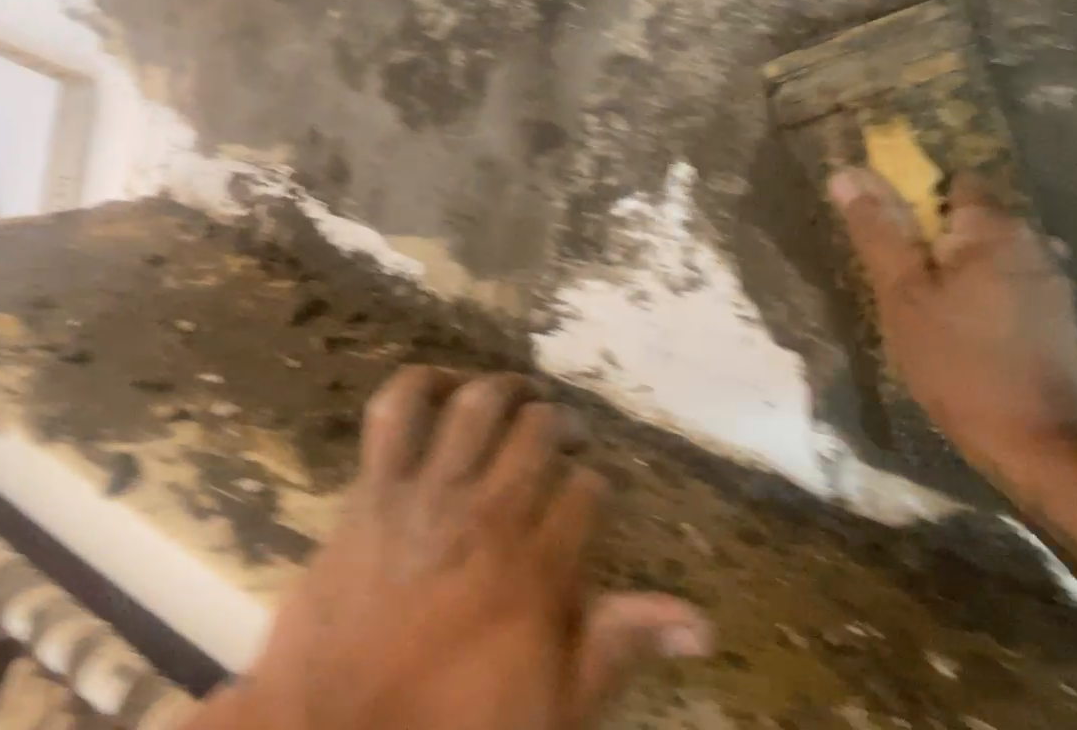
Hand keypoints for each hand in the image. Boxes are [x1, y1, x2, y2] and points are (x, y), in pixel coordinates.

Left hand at [207, 367, 711, 729]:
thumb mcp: (555, 704)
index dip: (593, 483)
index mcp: (541, 565)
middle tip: (562, 432)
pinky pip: (395, 413)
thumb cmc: (454, 723)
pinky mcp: (375, 488)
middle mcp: (492, 512)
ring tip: (518, 393)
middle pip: (539, 433)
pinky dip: (419, 384)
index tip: (588, 489)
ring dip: (503, 389)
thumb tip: (702, 624)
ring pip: (478, 407)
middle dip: (559, 424)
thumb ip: (620, 646)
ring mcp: (429, 493)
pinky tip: (440, 380)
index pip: (587, 491)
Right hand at [828, 167, 1076, 478]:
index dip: (915, 201)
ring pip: (988, 254)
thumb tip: (846, 172)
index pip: (951, 182)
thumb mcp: (901, 294)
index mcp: (994, 229)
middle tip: (901, 286)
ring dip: (957, 269)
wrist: (1032, 440)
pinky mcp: (1057, 314)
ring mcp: (1051, 279)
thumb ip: (878, 231)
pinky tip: (964, 331)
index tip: (891, 242)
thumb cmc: (955, 361)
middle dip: (933, 241)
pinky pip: (1007, 282)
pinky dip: (980, 293)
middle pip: (970, 218)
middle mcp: (1033, 241)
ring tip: (927, 313)